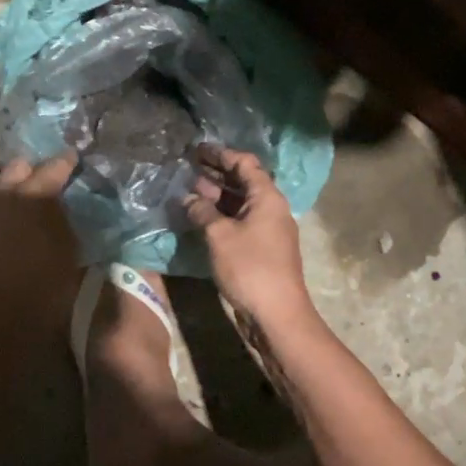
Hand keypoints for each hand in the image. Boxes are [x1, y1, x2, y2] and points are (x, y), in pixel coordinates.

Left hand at [0, 155, 81, 335]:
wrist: (2, 318)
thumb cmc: (48, 285)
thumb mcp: (70, 247)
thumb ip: (64, 218)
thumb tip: (62, 205)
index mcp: (36, 195)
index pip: (53, 167)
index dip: (65, 162)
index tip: (73, 157)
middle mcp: (6, 195)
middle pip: (17, 168)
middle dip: (31, 169)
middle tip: (43, 177)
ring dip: (6, 186)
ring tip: (17, 195)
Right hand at [182, 145, 315, 327]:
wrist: (277, 315)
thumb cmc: (250, 268)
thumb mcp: (220, 235)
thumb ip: (202, 212)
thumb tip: (188, 198)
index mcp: (267, 197)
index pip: (244, 163)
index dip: (221, 154)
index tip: (197, 150)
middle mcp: (271, 208)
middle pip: (243, 181)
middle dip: (216, 174)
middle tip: (189, 168)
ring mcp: (268, 230)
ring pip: (240, 203)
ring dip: (216, 196)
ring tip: (189, 191)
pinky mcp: (262, 249)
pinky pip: (240, 221)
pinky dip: (221, 215)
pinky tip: (200, 218)